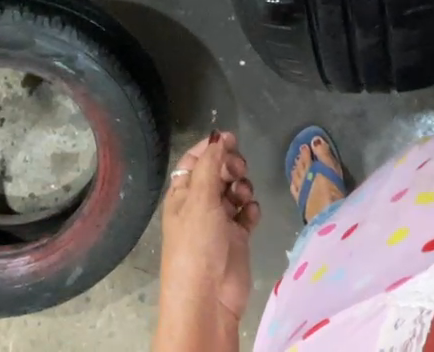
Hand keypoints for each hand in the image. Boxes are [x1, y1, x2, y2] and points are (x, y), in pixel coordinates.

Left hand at [158, 131, 259, 331]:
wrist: (208, 297)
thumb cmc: (197, 243)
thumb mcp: (200, 198)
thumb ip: (211, 164)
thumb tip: (217, 136)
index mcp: (182, 194)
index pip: (194, 160)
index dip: (211, 147)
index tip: (231, 138)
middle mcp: (199, 204)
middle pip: (217, 172)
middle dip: (230, 166)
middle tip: (239, 170)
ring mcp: (218, 222)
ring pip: (234, 191)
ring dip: (242, 187)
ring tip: (243, 197)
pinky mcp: (236, 237)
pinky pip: (246, 213)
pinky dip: (250, 209)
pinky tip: (250, 215)